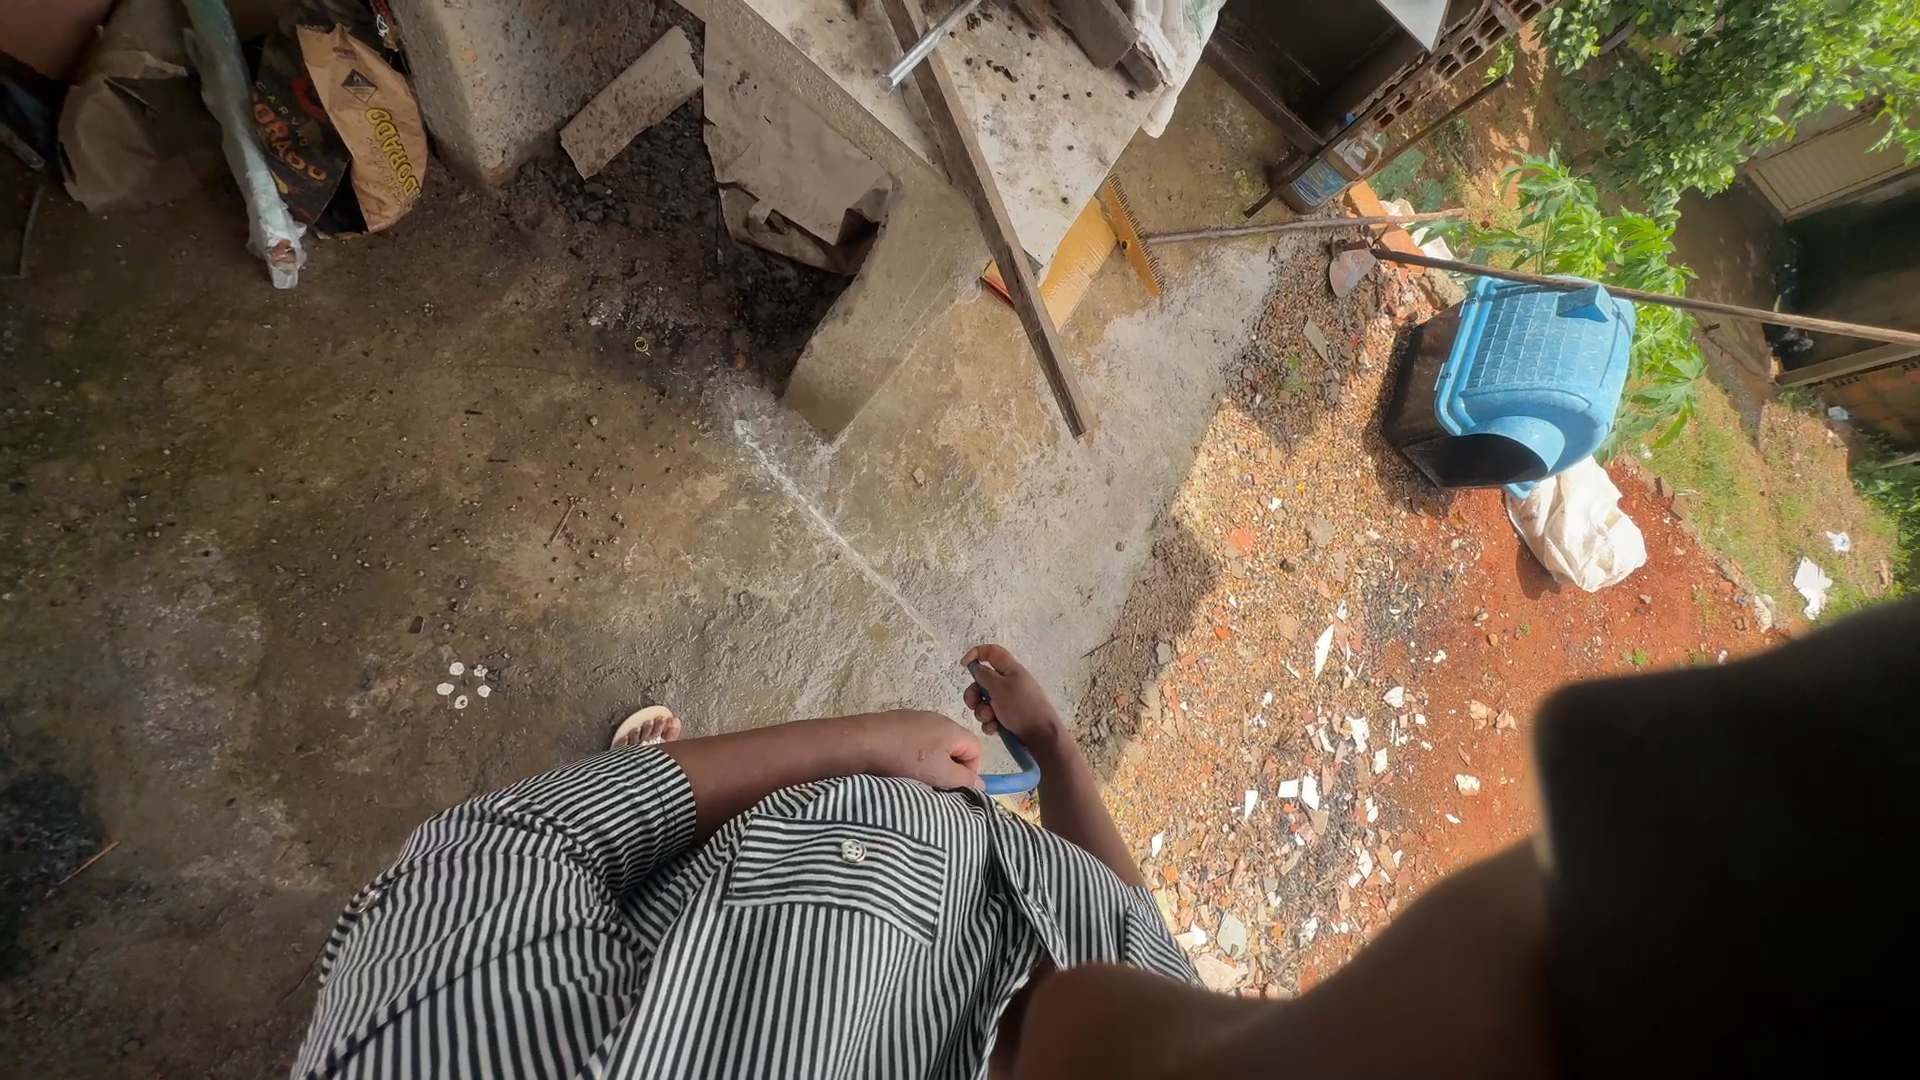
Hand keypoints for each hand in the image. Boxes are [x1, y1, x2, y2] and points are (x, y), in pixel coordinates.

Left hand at [850, 710, 983, 790]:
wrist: (862, 743)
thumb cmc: (905, 759)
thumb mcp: (940, 775)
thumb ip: (964, 780)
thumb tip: (979, 784)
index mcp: (952, 729)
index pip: (976, 750)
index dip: (969, 771)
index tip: (951, 786)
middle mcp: (937, 719)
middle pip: (955, 748)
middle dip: (948, 769)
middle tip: (932, 784)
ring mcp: (915, 719)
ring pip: (934, 747)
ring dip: (928, 764)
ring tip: (912, 777)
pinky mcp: (897, 723)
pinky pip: (914, 743)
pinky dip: (910, 756)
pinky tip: (896, 765)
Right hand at [961, 645, 1066, 753]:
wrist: (1041, 735)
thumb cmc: (1021, 706)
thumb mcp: (1000, 687)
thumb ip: (984, 675)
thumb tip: (977, 667)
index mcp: (1010, 669)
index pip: (991, 652)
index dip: (976, 653)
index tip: (963, 665)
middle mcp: (1008, 683)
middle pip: (982, 681)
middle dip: (974, 693)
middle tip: (974, 702)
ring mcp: (1008, 702)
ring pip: (984, 702)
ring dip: (983, 711)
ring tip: (991, 718)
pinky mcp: (1007, 718)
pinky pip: (991, 718)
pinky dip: (991, 723)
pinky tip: (996, 729)